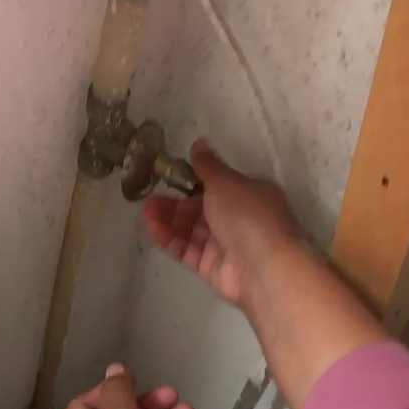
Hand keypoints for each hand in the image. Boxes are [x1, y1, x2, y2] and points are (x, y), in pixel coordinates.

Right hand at [143, 139, 305, 310]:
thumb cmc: (247, 215)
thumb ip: (208, 165)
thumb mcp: (226, 182)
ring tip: (146, 212)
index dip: (191, 181)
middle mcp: (237, 218)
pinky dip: (169, 238)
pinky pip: (186, 248)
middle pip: (199, 208)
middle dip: (173, 203)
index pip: (216, 186)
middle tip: (150, 199)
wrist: (263, 267)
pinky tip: (152, 228)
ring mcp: (224, 244)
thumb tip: (200, 142)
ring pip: (190, 229)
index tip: (169, 176)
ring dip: (167, 219)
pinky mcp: (210, 265)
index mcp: (248, 194)